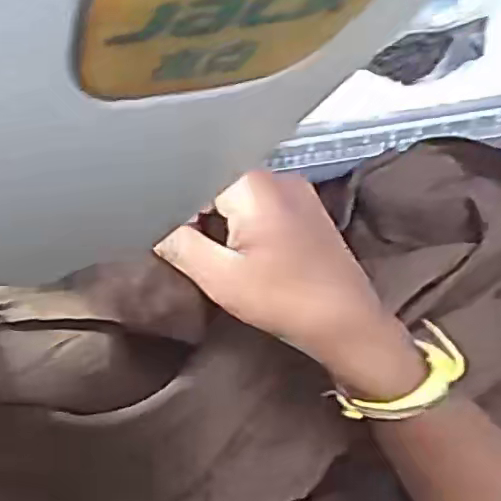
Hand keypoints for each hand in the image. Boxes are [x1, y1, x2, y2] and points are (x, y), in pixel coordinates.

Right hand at [155, 170, 424, 397]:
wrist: (345, 322)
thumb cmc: (283, 299)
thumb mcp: (217, 277)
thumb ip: (177, 244)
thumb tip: (156, 227)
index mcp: (254, 186)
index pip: (194, 179)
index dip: (176, 209)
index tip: (174, 240)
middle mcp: (278, 178)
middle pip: (215, 185)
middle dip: (196, 216)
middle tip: (194, 252)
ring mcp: (296, 193)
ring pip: (235, 198)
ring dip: (218, 224)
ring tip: (222, 257)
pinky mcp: (304, 211)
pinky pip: (257, 207)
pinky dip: (241, 228)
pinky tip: (245, 257)